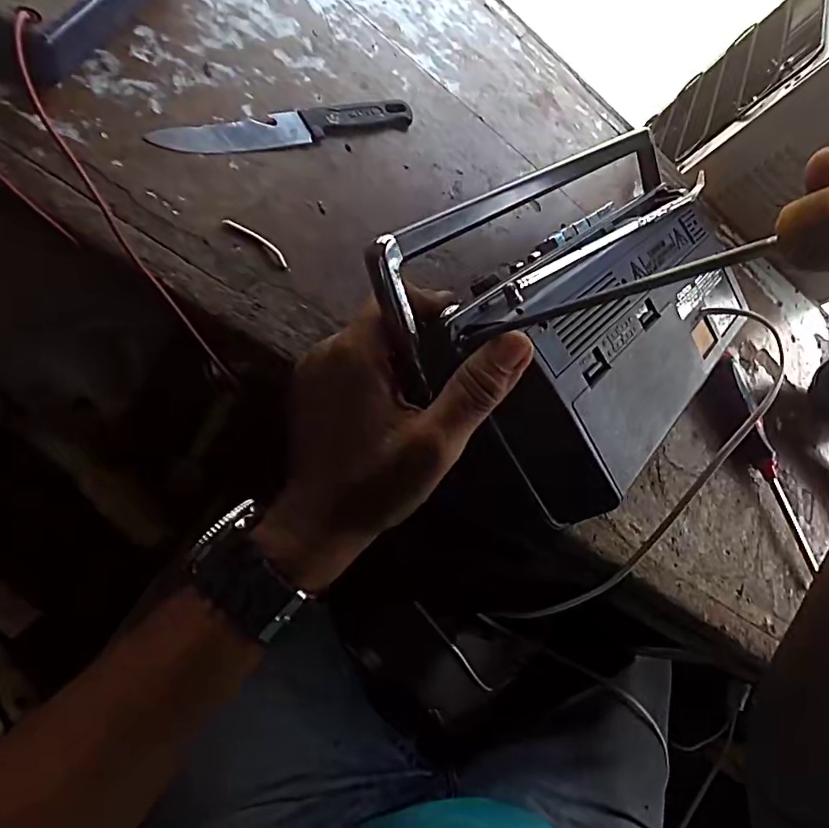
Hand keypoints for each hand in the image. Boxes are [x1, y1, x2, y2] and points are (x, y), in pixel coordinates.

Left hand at [254, 298, 532, 589]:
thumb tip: (515, 344)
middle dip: (424, 341)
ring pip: (373, 343)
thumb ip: (477, 389)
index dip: (435, 309)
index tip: (462, 336)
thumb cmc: (373, 488)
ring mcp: (314, 372)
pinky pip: (356, 364)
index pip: (399, 298)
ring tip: (427, 398)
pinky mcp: (312, 391)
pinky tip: (398, 411)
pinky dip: (382, 376)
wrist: (318, 529)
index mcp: (355, 354)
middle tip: (450, 377)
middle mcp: (328, 353)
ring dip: (403, 360)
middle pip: (388, 320)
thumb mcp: (437, 441)